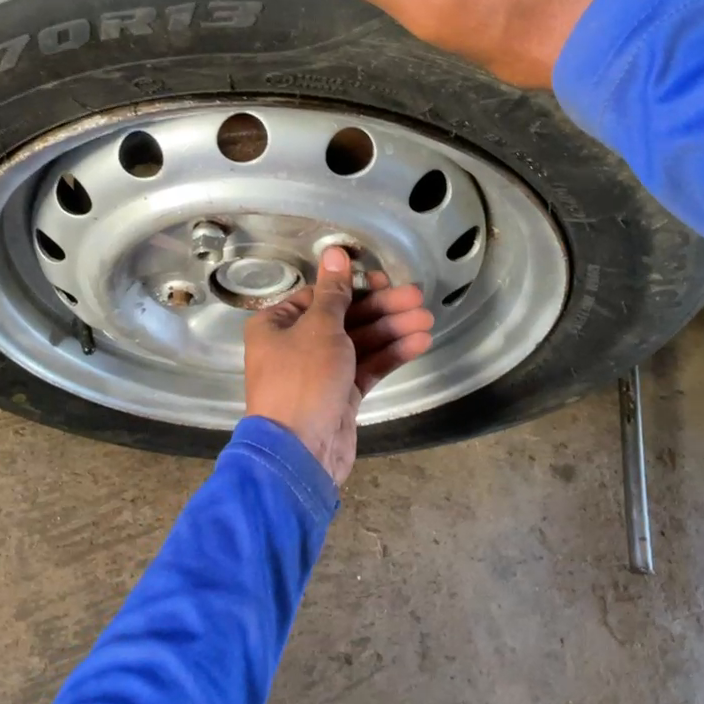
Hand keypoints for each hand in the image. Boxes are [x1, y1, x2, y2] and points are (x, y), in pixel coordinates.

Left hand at [242, 247, 434, 485]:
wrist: (299, 452)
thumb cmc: (302, 380)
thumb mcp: (319, 327)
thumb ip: (334, 292)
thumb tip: (334, 252)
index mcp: (276, 325)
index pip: (318, 297)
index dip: (353, 287)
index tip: (385, 280)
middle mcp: (294, 346)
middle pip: (343, 318)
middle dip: (381, 309)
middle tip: (417, 298)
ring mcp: (318, 372)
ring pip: (358, 343)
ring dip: (392, 330)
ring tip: (427, 319)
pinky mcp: (339, 396)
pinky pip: (365, 367)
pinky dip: (389, 355)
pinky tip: (419, 342)